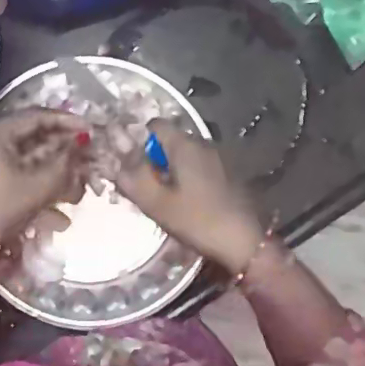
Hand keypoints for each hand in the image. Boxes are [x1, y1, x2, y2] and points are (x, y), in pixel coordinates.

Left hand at [0, 109, 88, 241]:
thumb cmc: (7, 206)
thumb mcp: (43, 181)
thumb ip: (67, 157)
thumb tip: (84, 139)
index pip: (37, 116)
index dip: (66, 121)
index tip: (90, 128)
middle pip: (35, 133)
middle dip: (64, 142)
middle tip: (88, 146)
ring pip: (32, 151)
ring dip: (58, 159)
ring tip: (81, 168)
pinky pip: (25, 166)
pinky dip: (45, 172)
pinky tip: (66, 186)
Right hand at [116, 121, 265, 271]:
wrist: (246, 241)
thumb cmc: (198, 220)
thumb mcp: (157, 203)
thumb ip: (134, 179)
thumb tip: (118, 162)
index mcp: (184, 144)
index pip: (155, 125)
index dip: (140, 141)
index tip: (135, 166)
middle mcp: (204, 142)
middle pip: (171, 139)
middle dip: (156, 158)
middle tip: (149, 187)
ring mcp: (220, 156)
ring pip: (187, 153)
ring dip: (174, 169)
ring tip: (169, 198)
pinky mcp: (231, 171)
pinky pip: (202, 165)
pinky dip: (191, 176)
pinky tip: (191, 202)